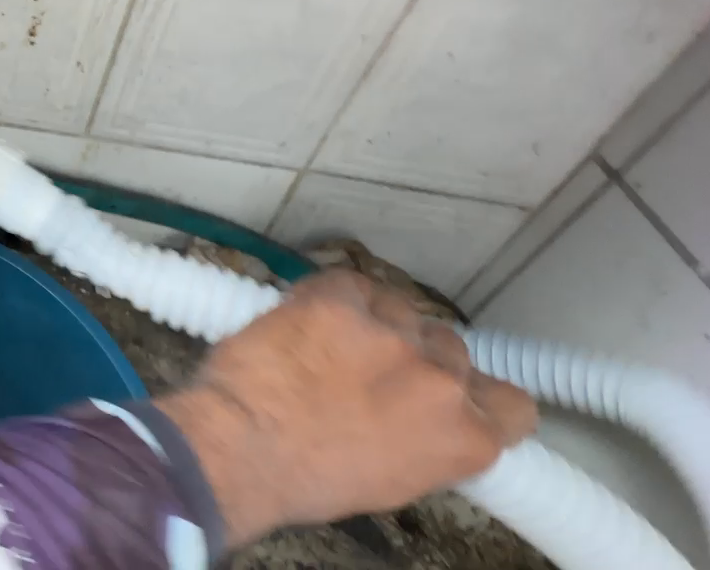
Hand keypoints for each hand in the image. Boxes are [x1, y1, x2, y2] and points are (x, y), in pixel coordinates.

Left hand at [157, 269, 537, 545]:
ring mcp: (388, 336)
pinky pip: (347, 281)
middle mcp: (442, 380)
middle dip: (414, 353)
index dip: (472, 392)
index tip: (439, 389)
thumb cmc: (310, 477)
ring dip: (374, 318)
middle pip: (448, 346)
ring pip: (399, 308)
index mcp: (469, 438)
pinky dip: (331, 292)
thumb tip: (415, 416)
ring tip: (333, 336)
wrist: (248, 445)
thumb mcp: (396, 476)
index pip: (509, 402)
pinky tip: (309, 309)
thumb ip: (424, 438)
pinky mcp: (334, 303)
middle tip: (368, 362)